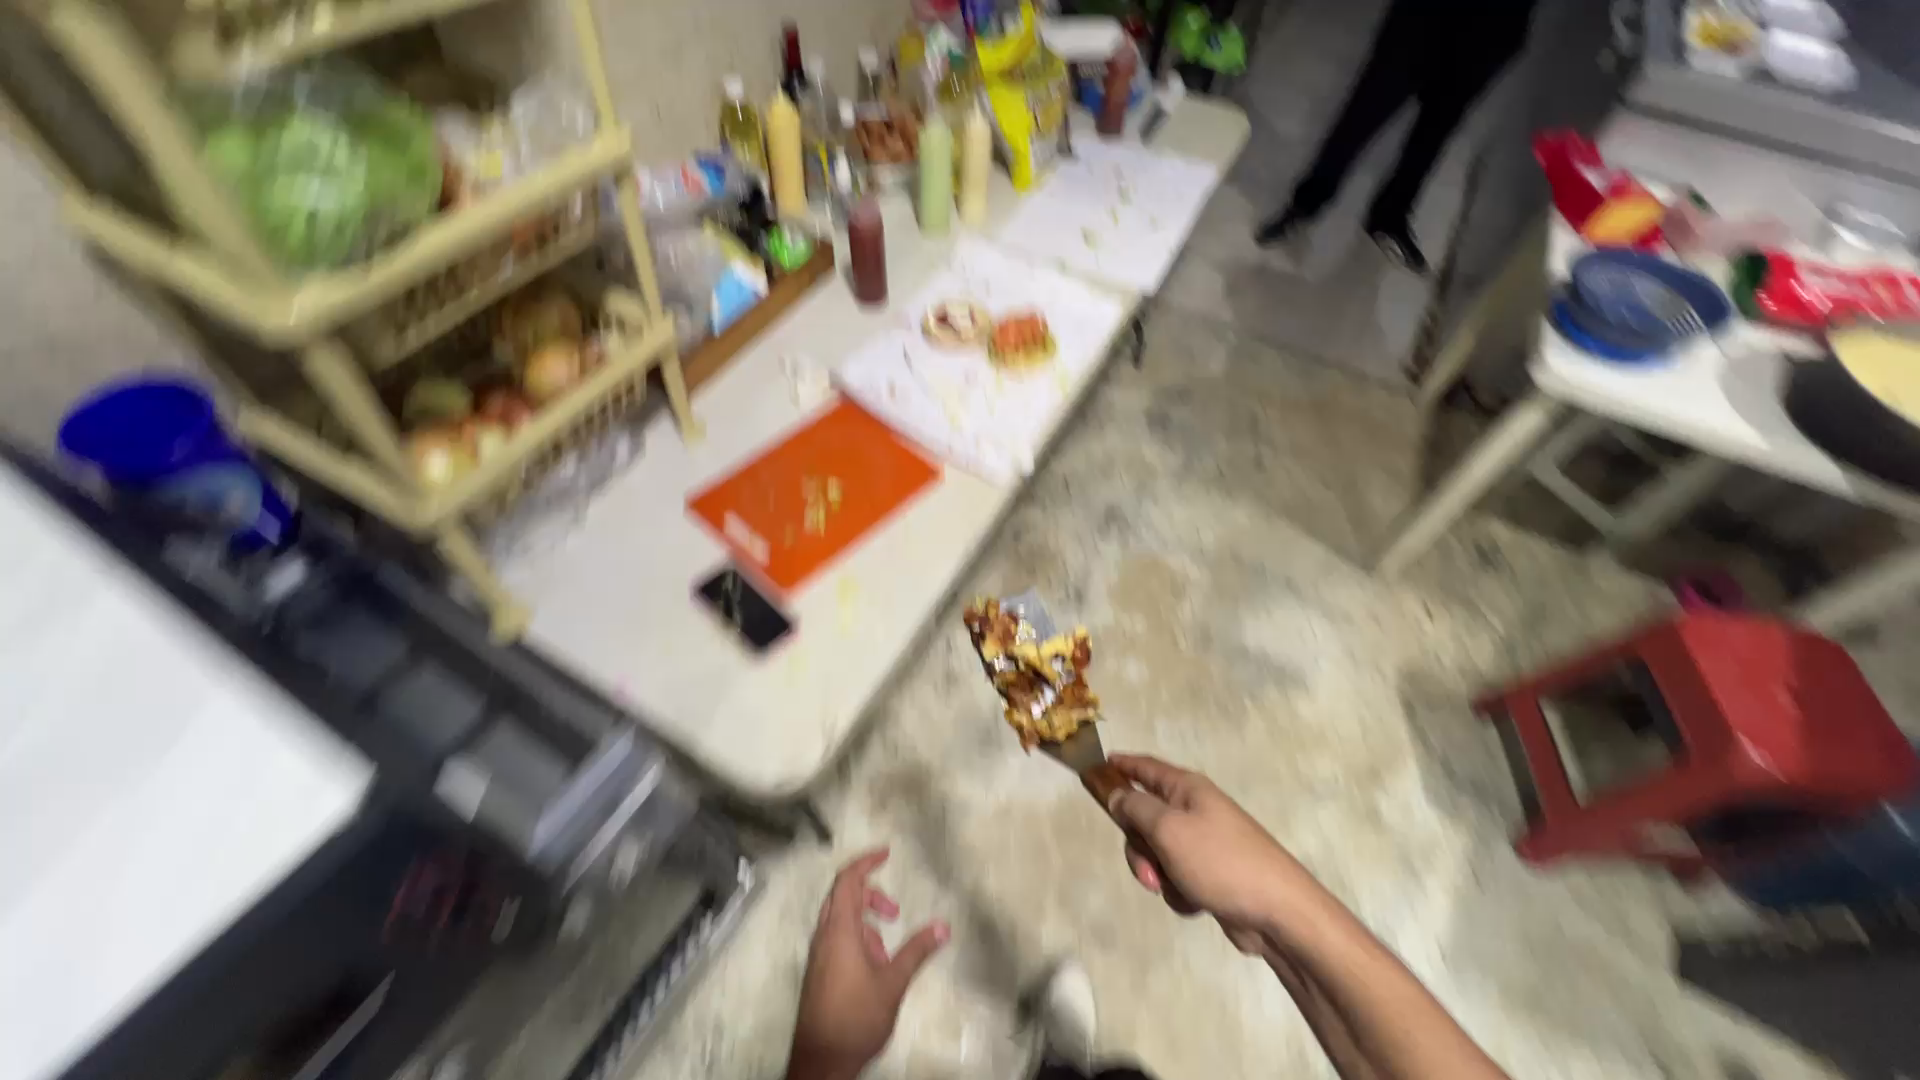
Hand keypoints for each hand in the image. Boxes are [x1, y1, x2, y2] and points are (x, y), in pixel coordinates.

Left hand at [787, 848, 949, 1079]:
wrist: (821, 1062)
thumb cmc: (856, 1017)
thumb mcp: (893, 983)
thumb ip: (917, 951)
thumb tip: (943, 926)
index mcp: (839, 930)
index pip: (847, 880)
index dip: (866, 862)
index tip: (886, 853)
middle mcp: (824, 936)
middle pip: (842, 896)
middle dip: (870, 894)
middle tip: (895, 911)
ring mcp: (818, 955)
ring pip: (840, 920)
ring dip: (866, 922)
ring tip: (888, 951)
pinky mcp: (818, 972)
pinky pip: (837, 939)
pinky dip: (857, 939)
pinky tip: (875, 968)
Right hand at [1104, 754, 1314, 949]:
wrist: (1277, 912)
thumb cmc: (1220, 861)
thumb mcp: (1168, 829)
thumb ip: (1136, 808)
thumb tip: (1118, 794)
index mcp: (1187, 789)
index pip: (1146, 767)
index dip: (1122, 765)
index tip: (1098, 766)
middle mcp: (1195, 810)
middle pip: (1144, 817)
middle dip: (1138, 846)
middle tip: (1147, 868)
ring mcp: (1203, 844)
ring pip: (1156, 852)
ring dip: (1157, 873)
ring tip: (1175, 889)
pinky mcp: (1209, 875)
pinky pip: (1175, 877)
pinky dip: (1178, 891)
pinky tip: (1195, 902)